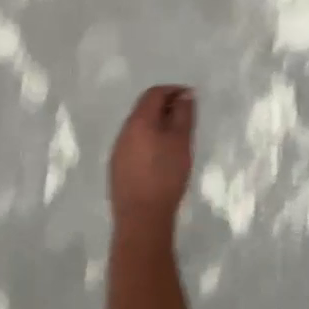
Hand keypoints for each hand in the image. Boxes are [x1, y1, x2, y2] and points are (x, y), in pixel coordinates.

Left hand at [110, 85, 195, 227]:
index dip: (174, 90)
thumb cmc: (166, 174)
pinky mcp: (117, 169)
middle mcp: (123, 132)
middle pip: (144, 109)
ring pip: (138, 127)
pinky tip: (160, 157)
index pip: (154, 93)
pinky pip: (134, 143)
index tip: (191, 99)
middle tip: (186, 117)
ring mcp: (117, 152)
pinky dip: (148, 140)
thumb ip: (184, 113)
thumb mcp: (182, 140)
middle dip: (165, 107)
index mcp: (138, 121)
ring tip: (176, 138)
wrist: (141, 218)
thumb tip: (184, 94)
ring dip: (156, 124)